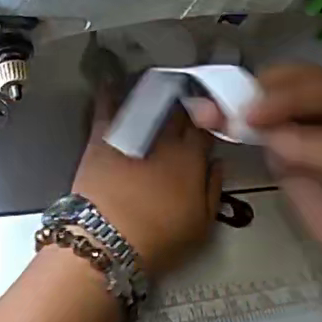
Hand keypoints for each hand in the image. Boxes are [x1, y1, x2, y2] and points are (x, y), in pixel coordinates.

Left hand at [72, 92, 222, 277]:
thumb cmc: (158, 238)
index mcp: (192, 158)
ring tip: (158, 82)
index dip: (209, 118)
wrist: (107, 240)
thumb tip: (218, 164)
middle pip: (179, 110)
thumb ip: (213, 189)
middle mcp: (165, 139)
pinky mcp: (103, 137)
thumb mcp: (200, 225)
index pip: (206, 128)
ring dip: (155, 92)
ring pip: (148, 103)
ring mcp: (133, 134)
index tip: (210, 112)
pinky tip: (110, 83)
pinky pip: (107, 108)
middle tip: (186, 92)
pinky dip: (109, 94)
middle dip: (185, 100)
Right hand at [237, 64, 321, 288]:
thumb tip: (275, 136)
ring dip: (242, 104)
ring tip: (210, 112)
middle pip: (297, 84)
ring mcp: (317, 125)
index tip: (254, 113)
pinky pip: (265, 131)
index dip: (290, 96)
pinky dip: (239, 125)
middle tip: (224, 106)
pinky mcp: (295, 149)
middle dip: (260, 92)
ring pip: (275, 102)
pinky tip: (215, 122)